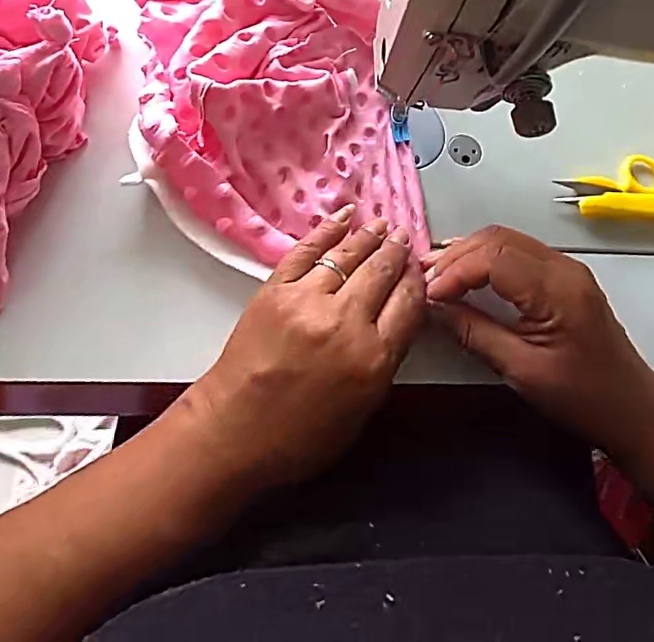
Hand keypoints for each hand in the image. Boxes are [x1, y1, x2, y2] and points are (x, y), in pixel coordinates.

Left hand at [179, 206, 424, 491]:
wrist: (234, 432)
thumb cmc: (299, 436)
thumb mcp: (362, 409)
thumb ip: (384, 360)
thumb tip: (397, 318)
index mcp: (372, 358)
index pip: (408, 302)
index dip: (417, 279)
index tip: (419, 266)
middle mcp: (345, 322)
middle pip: (381, 273)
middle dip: (396, 251)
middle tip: (403, 237)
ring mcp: (307, 300)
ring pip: (347, 256)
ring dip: (368, 237)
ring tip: (381, 225)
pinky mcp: (276, 289)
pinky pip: (307, 250)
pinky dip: (328, 230)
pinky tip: (345, 218)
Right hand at [424, 225, 653, 460]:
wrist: (633, 408)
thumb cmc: (583, 397)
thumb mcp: (521, 371)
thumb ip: (475, 333)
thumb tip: (435, 308)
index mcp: (557, 290)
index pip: (494, 258)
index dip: (455, 270)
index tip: (430, 292)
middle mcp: (564, 267)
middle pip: (498, 239)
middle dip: (456, 255)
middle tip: (425, 276)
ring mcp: (566, 267)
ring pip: (506, 239)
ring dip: (469, 252)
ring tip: (438, 273)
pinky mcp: (564, 274)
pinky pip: (517, 251)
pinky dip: (487, 257)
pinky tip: (467, 273)